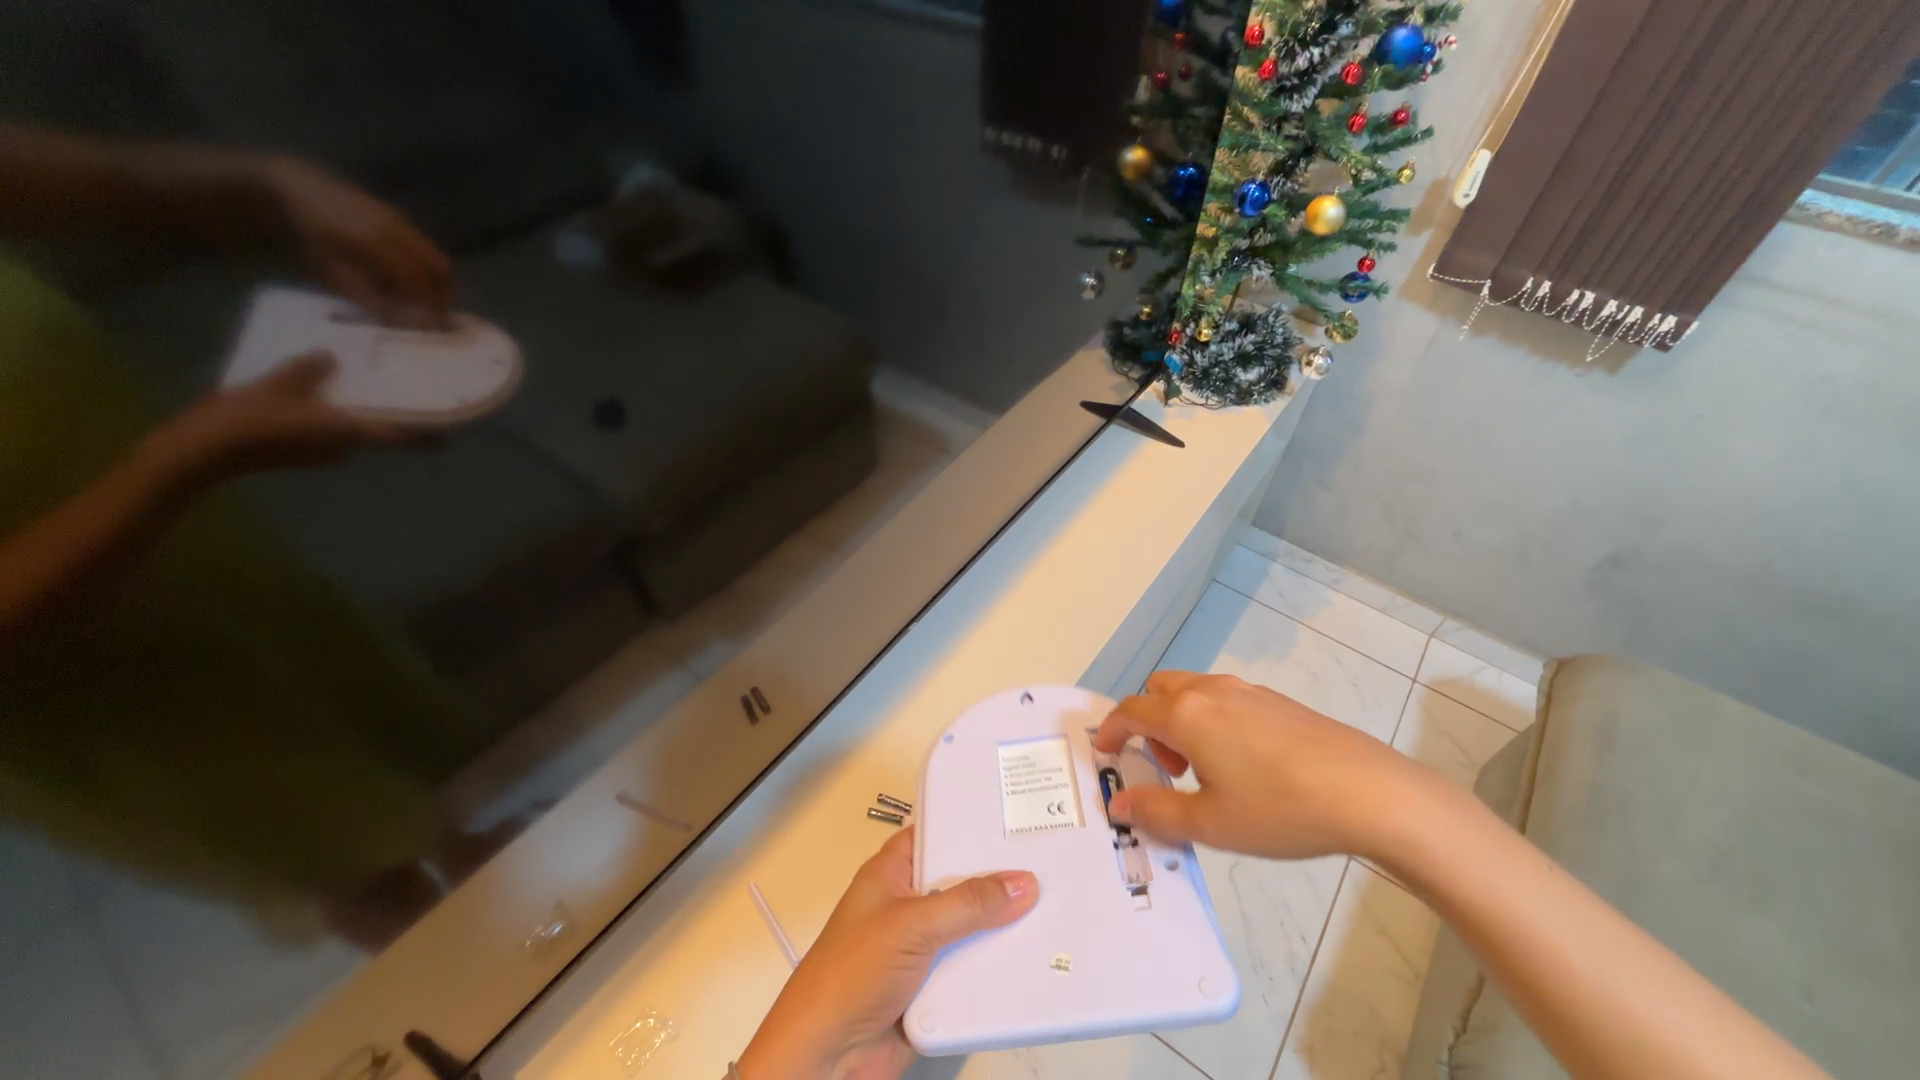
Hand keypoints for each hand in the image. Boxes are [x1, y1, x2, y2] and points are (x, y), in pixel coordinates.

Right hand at [152, 351, 430, 479]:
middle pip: (377, 429)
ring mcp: (321, 452)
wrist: (197, 454)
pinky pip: (328, 429)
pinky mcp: (300, 451)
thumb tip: (330, 357)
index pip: (399, 436)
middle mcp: (342, 446)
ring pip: (352, 428)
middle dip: (391, 412)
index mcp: (346, 432)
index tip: (450, 433)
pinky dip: (333, 412)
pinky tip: (321, 391)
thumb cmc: (245, 421)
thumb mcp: (276, 384)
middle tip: (404, 388)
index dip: (426, 435)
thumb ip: (308, 370)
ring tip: (363, 381)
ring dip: (359, 409)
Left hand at [259, 156, 452, 326]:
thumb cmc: (310, 235)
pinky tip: (416, 278)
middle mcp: (396, 230)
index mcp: (377, 244)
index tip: (437, 325)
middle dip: (445, 293)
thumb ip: (365, 294)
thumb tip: (396, 319)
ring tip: (433, 299)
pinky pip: (425, 247)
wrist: (296, 188)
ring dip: (440, 280)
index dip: (431, 304)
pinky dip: (428, 266)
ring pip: (436, 257)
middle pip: (438, 267)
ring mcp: (400, 221)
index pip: (418, 280)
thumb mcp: (330, 269)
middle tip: (442, 314)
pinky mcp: (399, 217)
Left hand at [737, 828, 1038, 1079]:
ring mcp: (921, 947)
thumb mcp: (911, 925)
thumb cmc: (845, 977)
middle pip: (960, 884)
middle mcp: (907, 906)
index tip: (1008, 821)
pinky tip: (1027, 959)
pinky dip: (994, 969)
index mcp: (890, 875)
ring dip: (998, 929)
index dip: (966, 827)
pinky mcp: (934, 986)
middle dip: (994, 881)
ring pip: (970, 928)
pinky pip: (973, 969)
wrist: (827, 1058)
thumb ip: (967, 904)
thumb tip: (1018, 883)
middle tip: (1041, 867)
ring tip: (1047, 911)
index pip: (933, 836)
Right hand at [1092, 670, 1442, 861]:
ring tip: (1204, 770)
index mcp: (1186, 716)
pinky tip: (1245, 765)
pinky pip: (1227, 700)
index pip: (1131, 711)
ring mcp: (1250, 692)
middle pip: (1160, 689)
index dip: (1110, 730)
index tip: (1104, 751)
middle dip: (1147, 720)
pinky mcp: (1281, 703)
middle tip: (1163, 765)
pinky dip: (1214, 721)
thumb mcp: (1211, 823)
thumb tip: (1120, 803)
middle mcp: (1212, 692)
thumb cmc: (1280, 810)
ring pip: (1196, 692)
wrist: (1370, 793)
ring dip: (1181, 720)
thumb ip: (1157, 812)